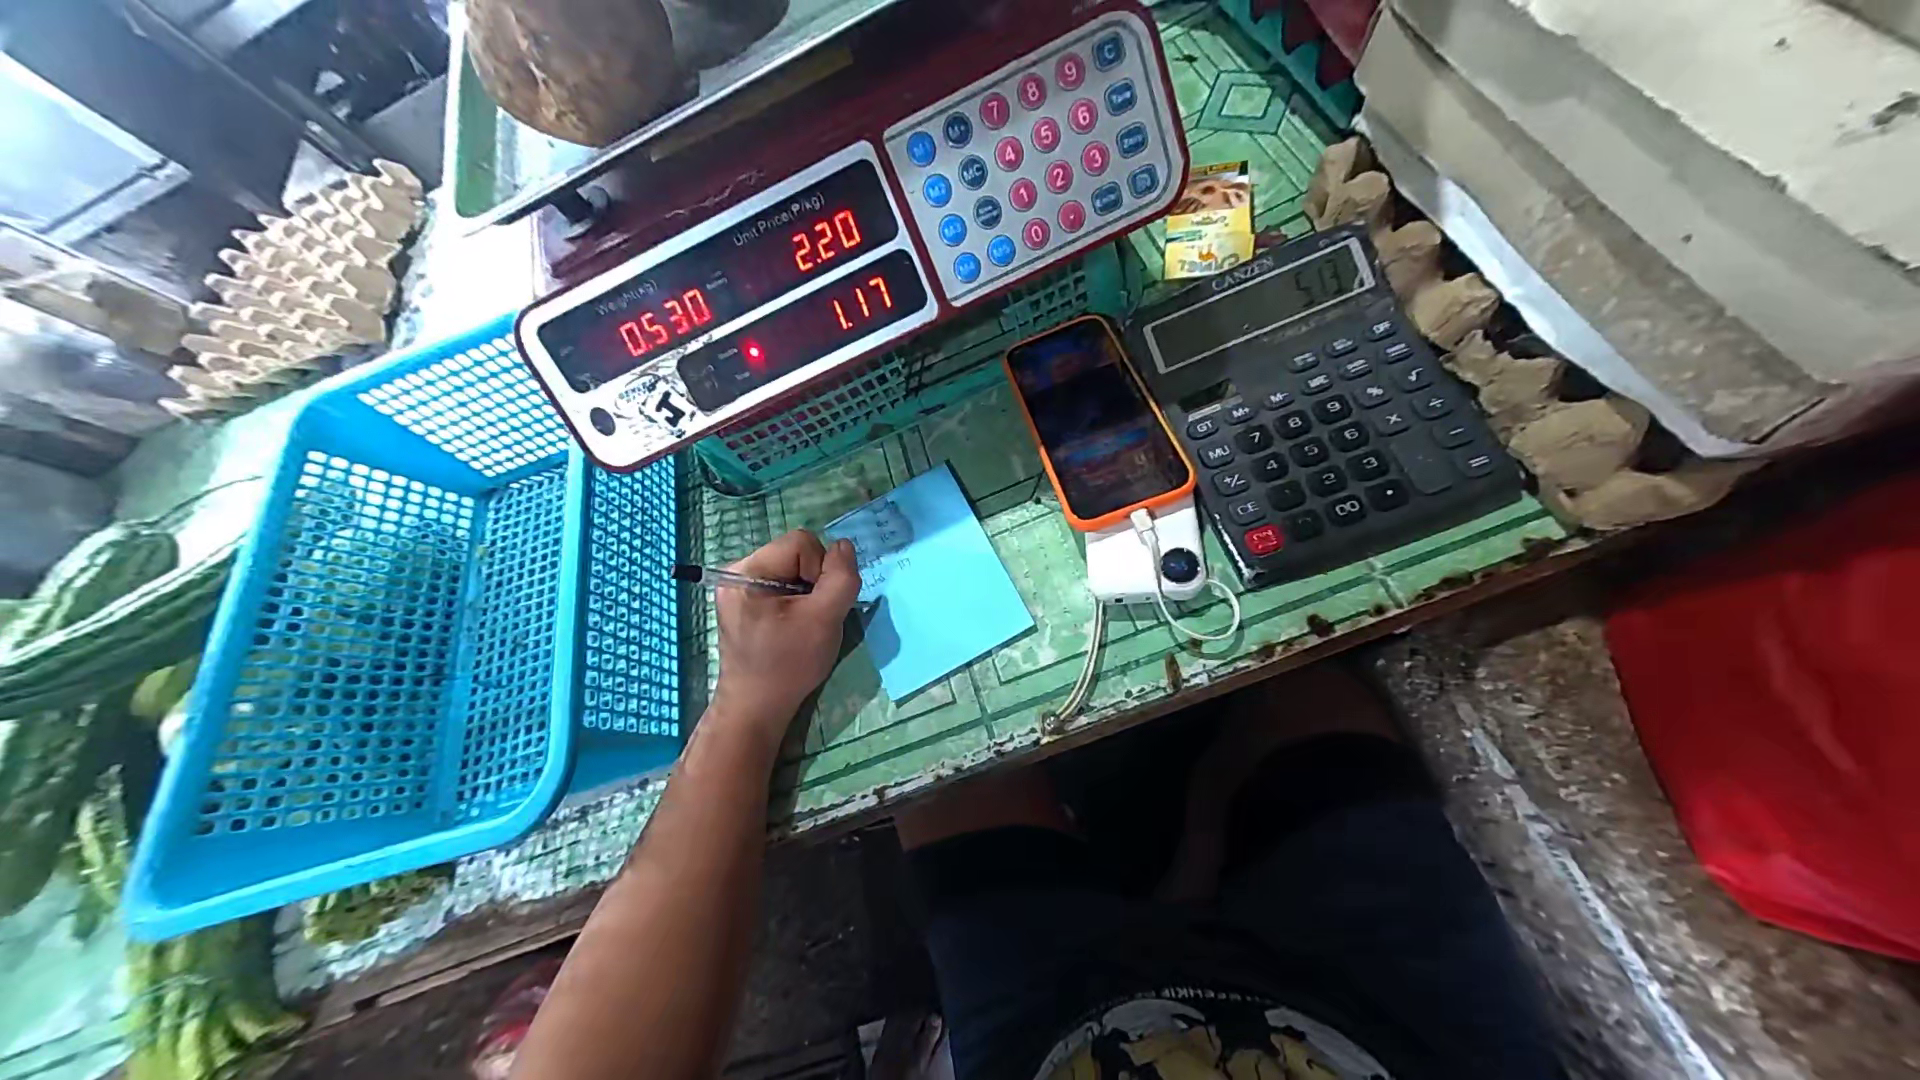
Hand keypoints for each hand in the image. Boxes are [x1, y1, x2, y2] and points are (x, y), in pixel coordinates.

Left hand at [711, 530, 861, 742]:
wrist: (756, 709)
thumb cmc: (788, 664)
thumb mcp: (824, 618)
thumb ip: (841, 577)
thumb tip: (844, 547)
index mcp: (747, 570)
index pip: (801, 542)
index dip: (820, 569)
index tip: (817, 605)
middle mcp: (738, 572)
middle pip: (796, 554)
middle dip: (814, 581)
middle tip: (812, 617)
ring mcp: (739, 589)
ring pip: (793, 570)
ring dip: (808, 593)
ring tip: (803, 625)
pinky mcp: (746, 605)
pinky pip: (783, 586)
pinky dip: (797, 602)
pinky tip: (794, 628)